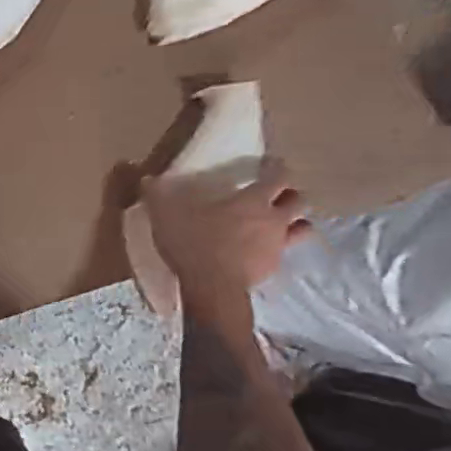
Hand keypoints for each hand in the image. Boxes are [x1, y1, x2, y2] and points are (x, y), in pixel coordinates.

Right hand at [141, 157, 310, 305]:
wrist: (212, 286)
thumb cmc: (193, 243)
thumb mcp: (165, 215)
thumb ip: (158, 195)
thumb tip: (148, 178)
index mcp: (252, 201)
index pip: (278, 177)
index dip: (276, 168)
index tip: (271, 164)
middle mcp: (273, 219)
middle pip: (298, 201)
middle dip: (289, 195)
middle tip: (274, 195)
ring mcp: (277, 244)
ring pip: (302, 227)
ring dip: (293, 222)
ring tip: (277, 224)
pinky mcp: (273, 266)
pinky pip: (283, 251)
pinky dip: (275, 247)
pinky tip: (257, 251)